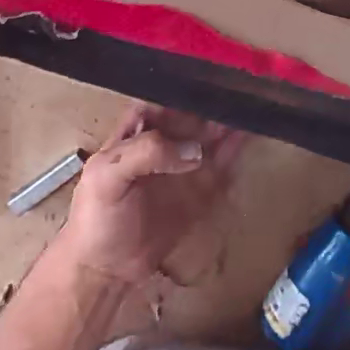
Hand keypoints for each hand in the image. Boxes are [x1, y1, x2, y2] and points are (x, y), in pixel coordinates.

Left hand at [51, 104, 246, 286]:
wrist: (106, 269)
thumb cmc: (97, 218)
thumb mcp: (108, 176)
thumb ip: (146, 153)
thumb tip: (195, 150)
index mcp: (136, 131)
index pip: (165, 100)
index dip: (186, 89)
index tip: (210, 80)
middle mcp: (164, 143)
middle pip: (194, 115)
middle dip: (215, 104)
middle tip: (240, 93)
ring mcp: (183, 167)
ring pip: (212, 138)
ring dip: (230, 124)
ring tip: (252, 109)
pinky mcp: (200, 191)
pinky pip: (222, 166)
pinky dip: (236, 151)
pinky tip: (248, 136)